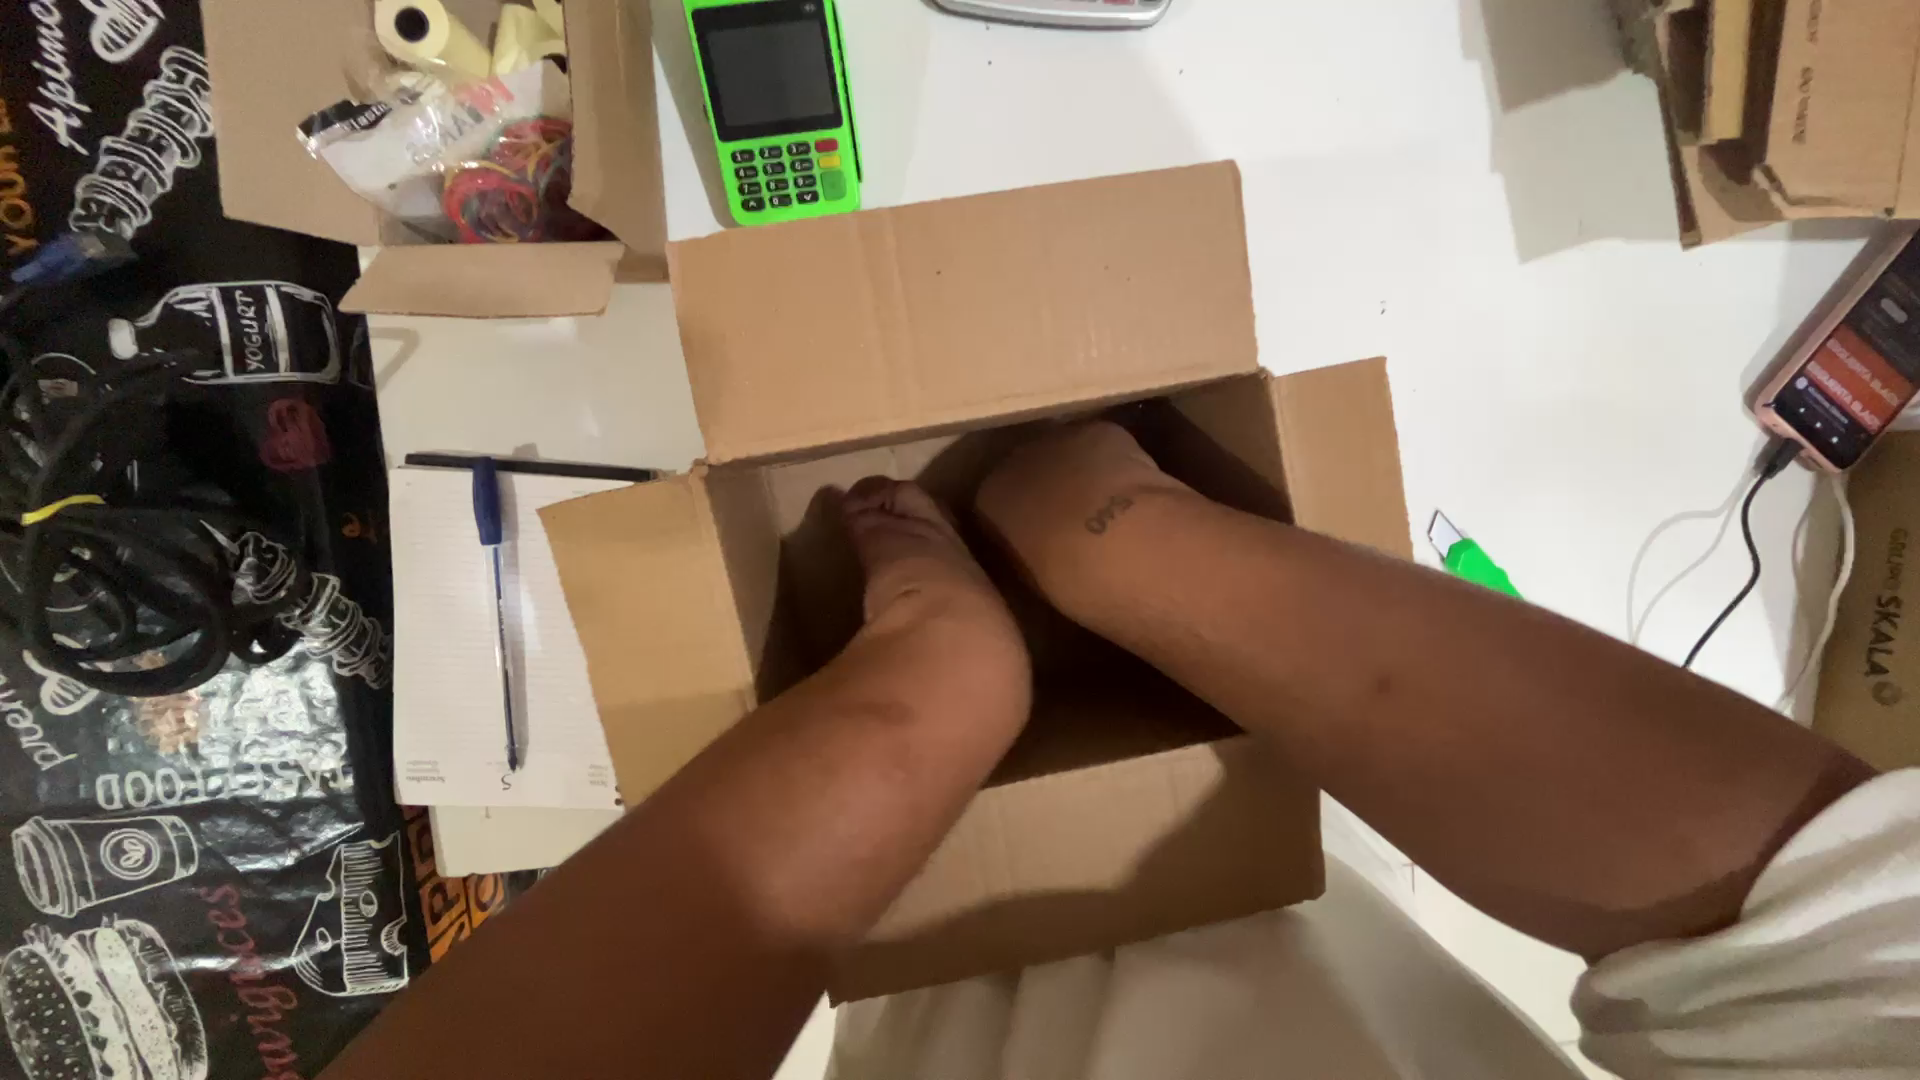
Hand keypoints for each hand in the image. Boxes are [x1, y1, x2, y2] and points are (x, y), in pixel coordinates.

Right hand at [973, 421, 1190, 613]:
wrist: (1117, 546)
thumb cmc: (1069, 580)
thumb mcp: (1031, 578)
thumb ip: (1025, 555)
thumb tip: (1038, 551)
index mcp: (987, 502)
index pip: (995, 504)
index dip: (1019, 519)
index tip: (1038, 539)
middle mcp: (1010, 462)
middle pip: (1027, 470)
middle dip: (1046, 489)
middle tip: (1071, 520)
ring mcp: (1054, 439)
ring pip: (1065, 454)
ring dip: (1078, 472)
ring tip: (1104, 504)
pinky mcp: (1097, 430)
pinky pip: (1102, 445)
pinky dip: (1116, 462)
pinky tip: (1132, 489)